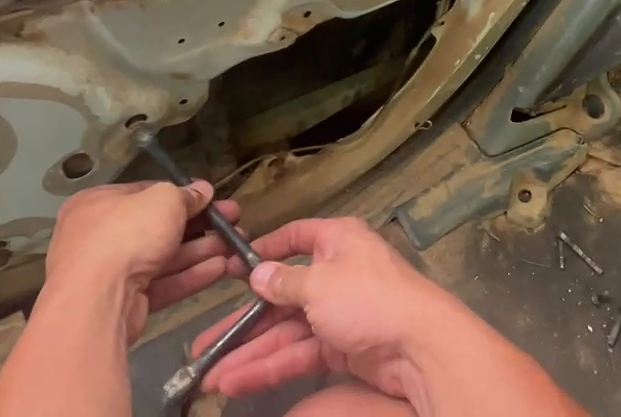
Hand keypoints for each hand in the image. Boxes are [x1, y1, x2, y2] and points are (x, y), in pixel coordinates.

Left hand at [43, 179, 241, 340]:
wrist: (96, 302)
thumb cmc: (127, 234)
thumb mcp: (165, 199)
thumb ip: (186, 194)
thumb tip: (201, 191)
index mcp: (98, 204)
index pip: (146, 193)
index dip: (182, 194)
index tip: (211, 197)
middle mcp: (98, 236)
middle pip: (159, 226)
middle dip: (200, 224)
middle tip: (233, 219)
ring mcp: (108, 273)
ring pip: (164, 256)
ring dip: (201, 249)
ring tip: (235, 244)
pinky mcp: (121, 303)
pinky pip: (161, 283)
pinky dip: (190, 275)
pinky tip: (220, 268)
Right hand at [195, 217, 585, 416]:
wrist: (417, 343)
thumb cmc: (367, 297)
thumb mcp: (320, 283)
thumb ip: (286, 281)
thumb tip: (260, 273)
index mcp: (339, 240)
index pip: (298, 236)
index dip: (266, 250)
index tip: (231, 268)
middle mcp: (338, 271)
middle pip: (284, 294)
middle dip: (244, 321)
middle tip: (203, 346)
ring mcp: (341, 311)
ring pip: (288, 330)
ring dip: (251, 352)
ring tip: (211, 377)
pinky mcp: (344, 346)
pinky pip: (301, 352)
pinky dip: (271, 367)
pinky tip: (238, 383)